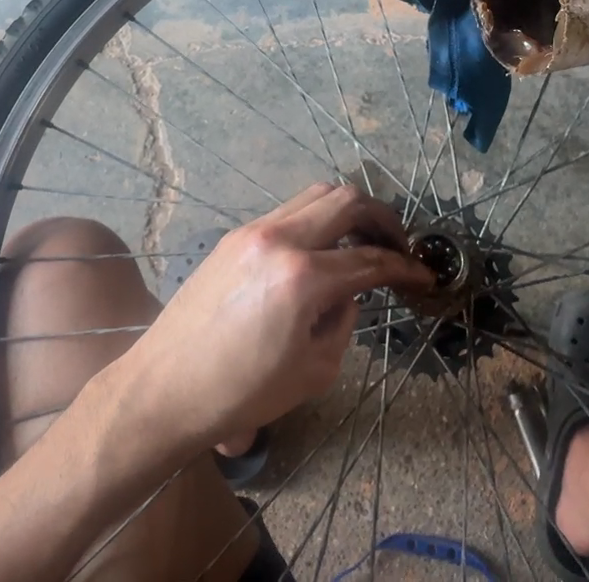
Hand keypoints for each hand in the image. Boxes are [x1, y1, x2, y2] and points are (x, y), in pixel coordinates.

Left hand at [107, 183, 432, 453]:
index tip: (424, 276)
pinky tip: (321, 252)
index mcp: (302, 277)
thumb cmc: (242, 393)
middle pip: (345, 199)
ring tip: (363, 242)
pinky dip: (315, 222)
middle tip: (399, 245)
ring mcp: (250, 231)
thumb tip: (347, 291)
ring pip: (313, 195)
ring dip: (347, 212)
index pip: (369, 258)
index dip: (404, 266)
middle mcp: (277, 239)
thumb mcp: (314, 369)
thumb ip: (343, 320)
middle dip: (382, 218)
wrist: (165, 388)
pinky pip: (286, 213)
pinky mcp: (232, 237)